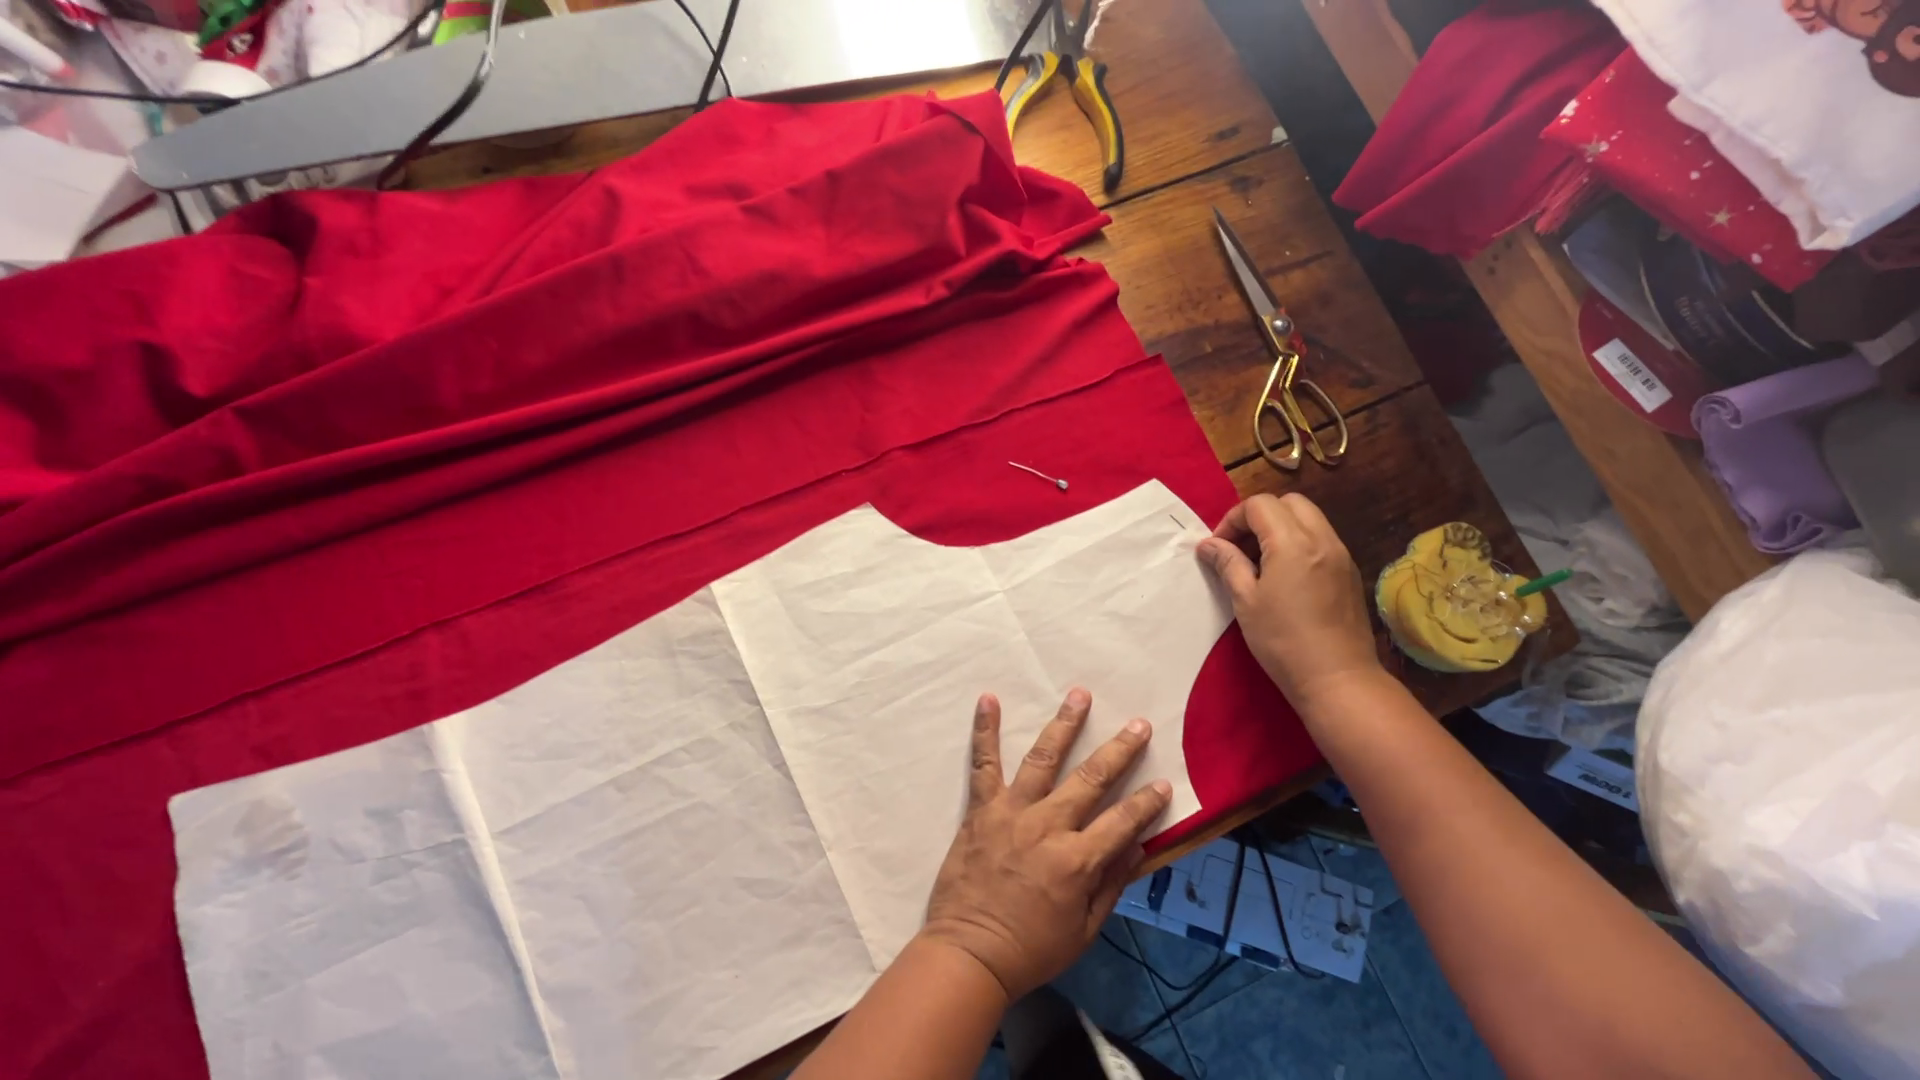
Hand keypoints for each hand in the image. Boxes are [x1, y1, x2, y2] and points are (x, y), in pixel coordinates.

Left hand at [920, 689, 1171, 1001]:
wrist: (968, 954)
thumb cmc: (1031, 950)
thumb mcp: (1083, 931)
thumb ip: (1110, 885)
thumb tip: (1137, 847)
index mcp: (1077, 861)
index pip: (1123, 822)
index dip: (1147, 802)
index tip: (1165, 783)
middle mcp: (1048, 827)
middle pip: (1091, 780)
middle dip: (1119, 750)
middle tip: (1139, 724)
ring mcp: (1012, 813)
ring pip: (1043, 760)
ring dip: (1064, 725)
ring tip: (1080, 694)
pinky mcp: (981, 810)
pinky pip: (983, 764)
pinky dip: (985, 731)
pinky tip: (989, 700)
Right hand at [1195, 493, 1383, 709]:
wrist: (1337, 678)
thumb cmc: (1282, 641)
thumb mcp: (1246, 601)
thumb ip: (1228, 564)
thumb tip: (1208, 544)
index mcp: (1293, 542)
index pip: (1259, 505)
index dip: (1233, 519)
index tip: (1219, 548)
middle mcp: (1322, 539)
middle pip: (1289, 503)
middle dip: (1259, 516)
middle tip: (1240, 547)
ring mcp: (1340, 554)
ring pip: (1308, 518)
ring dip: (1280, 528)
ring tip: (1259, 562)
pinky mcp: (1349, 571)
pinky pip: (1321, 539)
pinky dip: (1299, 543)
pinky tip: (1284, 576)